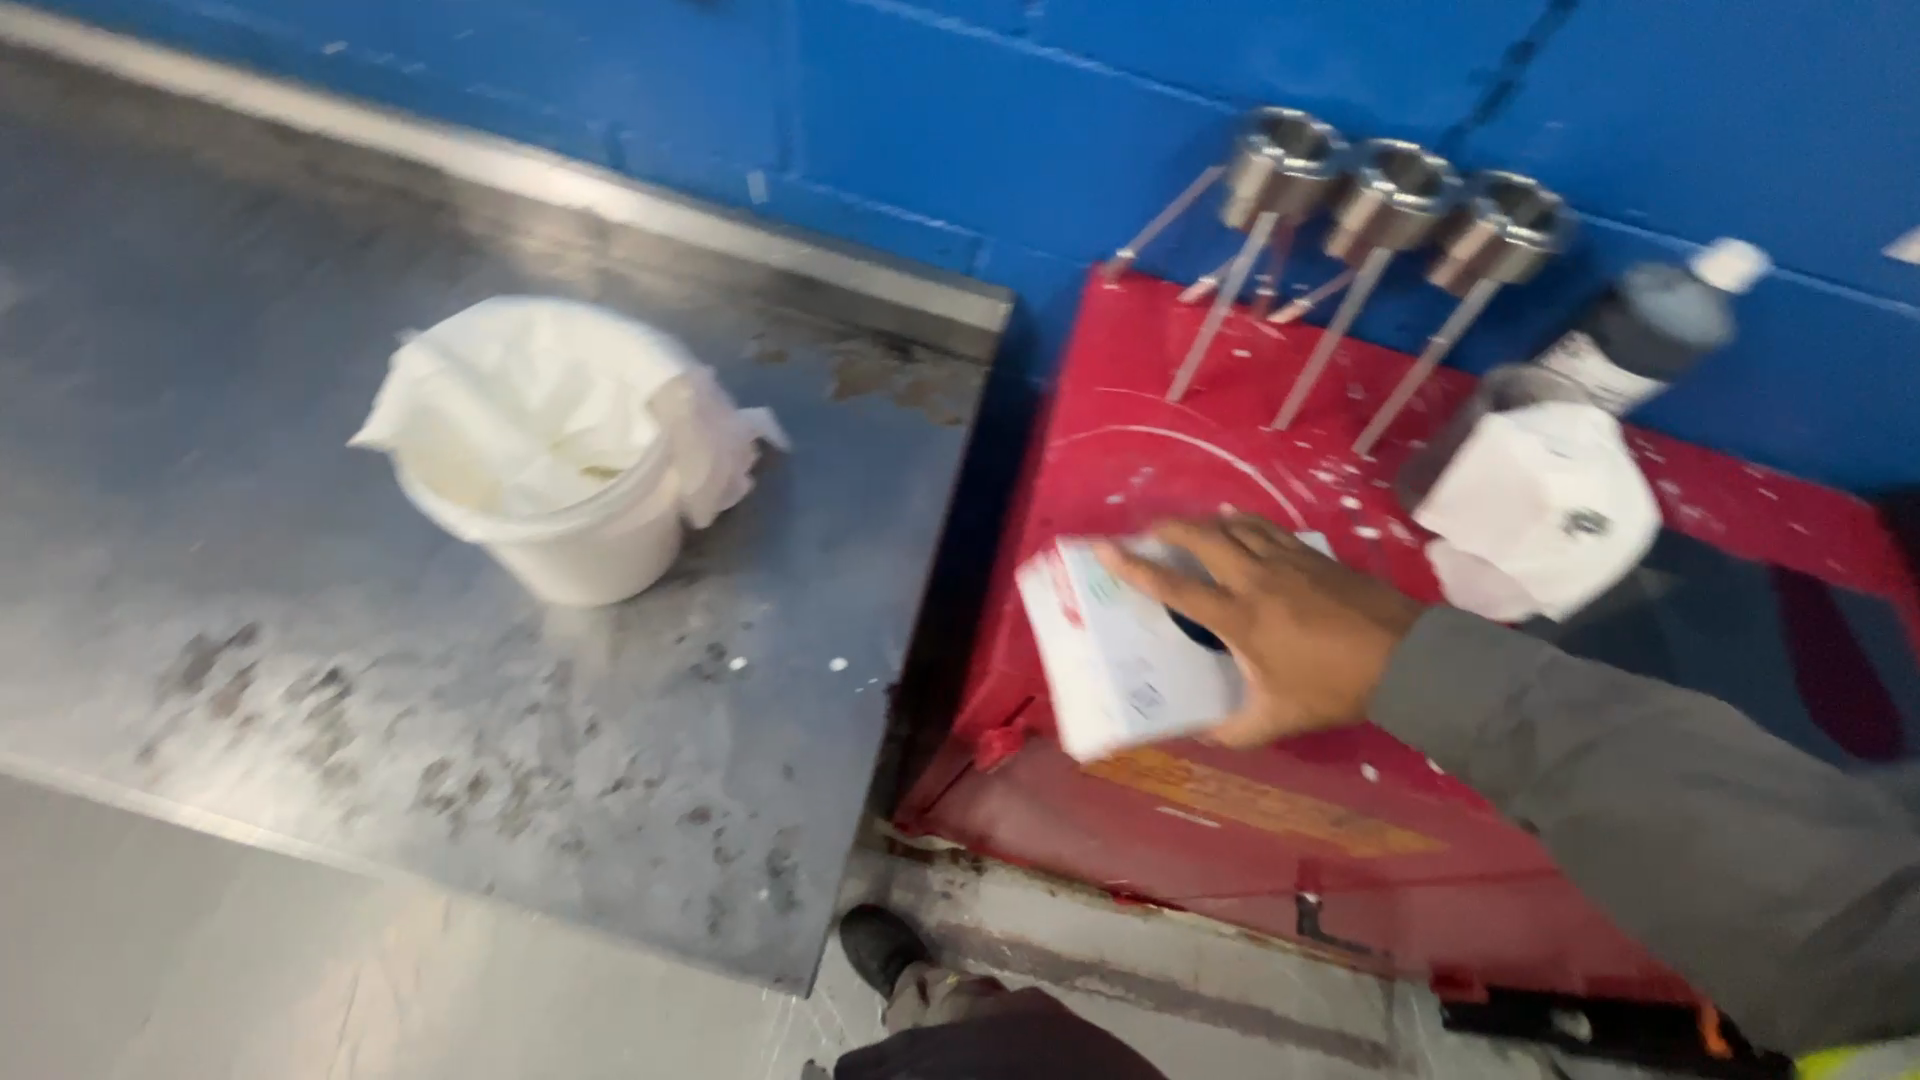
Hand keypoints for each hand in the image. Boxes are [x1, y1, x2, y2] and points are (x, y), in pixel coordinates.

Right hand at [1096, 514, 1425, 747]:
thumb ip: (1234, 730)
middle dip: (1170, 528)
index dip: (1135, 567)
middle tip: (1150, 531)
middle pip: (1202, 537)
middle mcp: (1255, 580)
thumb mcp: (1279, 718)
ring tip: (1190, 528)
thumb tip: (1202, 737)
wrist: (1406, 658)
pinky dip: (1244, 522)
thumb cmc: (1336, 688)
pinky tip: (1238, 522)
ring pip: (1235, 525)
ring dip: (1206, 522)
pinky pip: (1267, 528)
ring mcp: (1286, 561)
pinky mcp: (1312, 555)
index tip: (1107, 549)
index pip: (1175, 587)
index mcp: (1239, 618)